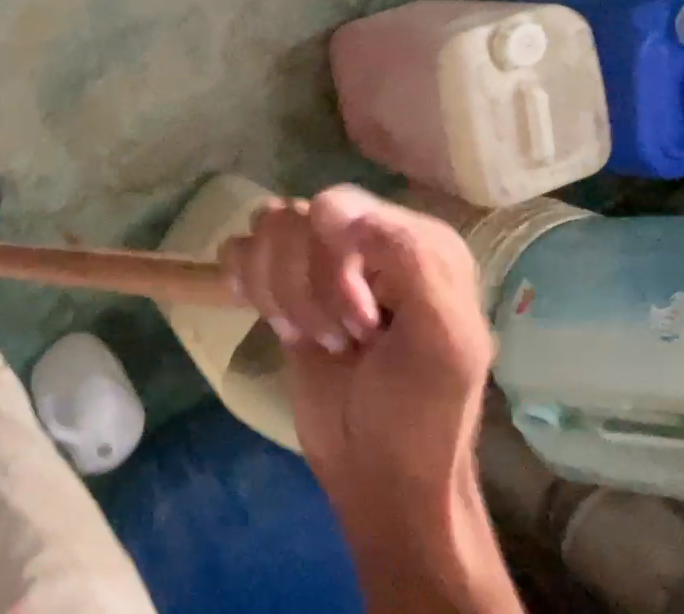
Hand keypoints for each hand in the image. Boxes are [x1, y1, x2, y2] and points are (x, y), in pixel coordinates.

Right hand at [222, 185, 494, 520]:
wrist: (381, 474)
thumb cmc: (419, 416)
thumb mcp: (444, 342)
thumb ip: (411, 260)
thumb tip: (333, 212)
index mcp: (414, 238)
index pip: (335, 209)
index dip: (332, 267)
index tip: (361, 328)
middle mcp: (365, 238)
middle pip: (292, 218)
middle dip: (306, 288)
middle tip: (340, 341)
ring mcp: (319, 260)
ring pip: (263, 231)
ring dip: (280, 294)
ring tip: (315, 339)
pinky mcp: (282, 286)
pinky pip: (239, 252)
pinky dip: (250, 288)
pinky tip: (279, 325)